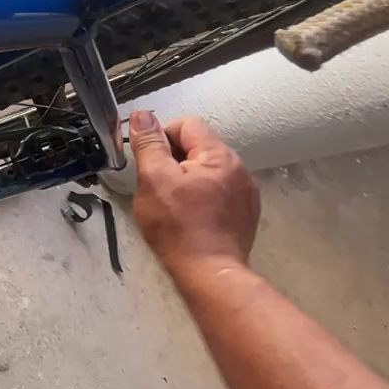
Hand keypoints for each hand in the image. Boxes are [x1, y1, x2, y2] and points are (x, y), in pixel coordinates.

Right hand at [128, 111, 259, 276]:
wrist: (209, 272)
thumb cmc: (178, 225)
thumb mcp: (153, 178)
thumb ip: (149, 143)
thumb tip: (142, 115)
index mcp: (220, 157)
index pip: (187, 124)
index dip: (162, 136)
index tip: (150, 160)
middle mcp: (240, 170)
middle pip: (198, 145)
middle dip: (173, 157)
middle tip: (157, 183)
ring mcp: (246, 193)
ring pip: (207, 168)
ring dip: (187, 176)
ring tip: (172, 200)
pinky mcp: (245, 213)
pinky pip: (218, 189)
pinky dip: (201, 193)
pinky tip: (190, 213)